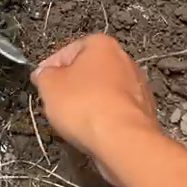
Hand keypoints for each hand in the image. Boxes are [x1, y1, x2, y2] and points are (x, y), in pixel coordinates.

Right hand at [30, 34, 161, 160]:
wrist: (124, 142)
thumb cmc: (84, 105)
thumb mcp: (48, 85)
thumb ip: (43, 75)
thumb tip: (44, 75)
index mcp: (102, 44)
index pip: (67, 52)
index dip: (50, 69)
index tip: (42, 84)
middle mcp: (124, 60)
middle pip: (88, 72)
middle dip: (72, 87)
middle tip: (56, 102)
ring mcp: (139, 88)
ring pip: (103, 93)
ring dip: (89, 104)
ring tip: (74, 122)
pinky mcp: (145, 114)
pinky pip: (116, 113)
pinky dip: (105, 120)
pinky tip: (93, 132)